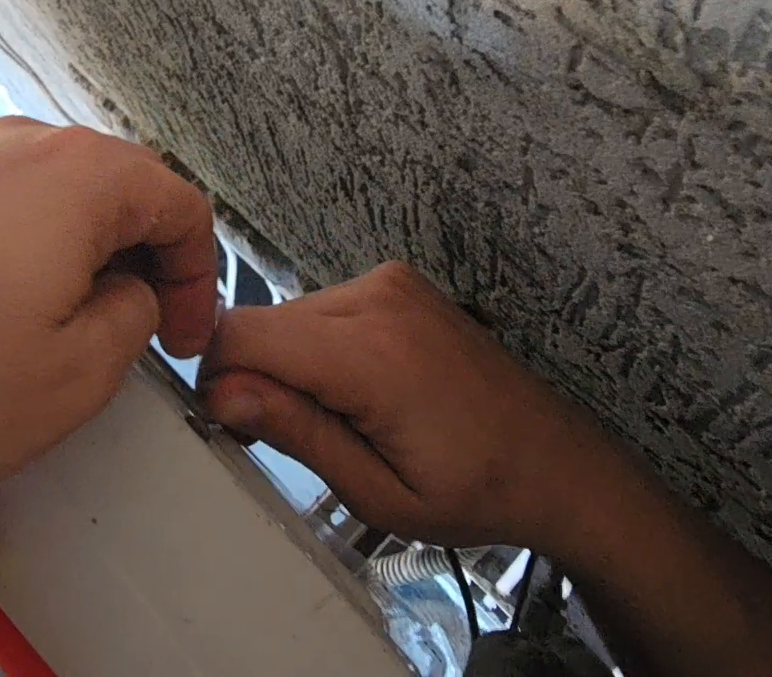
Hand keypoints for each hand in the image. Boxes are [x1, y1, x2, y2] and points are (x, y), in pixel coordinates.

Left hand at [0, 117, 217, 554]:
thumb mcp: (77, 374)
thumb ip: (136, 320)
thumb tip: (128, 297)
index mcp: (79, 174)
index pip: (181, 204)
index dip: (200, 277)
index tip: (183, 330)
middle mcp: (18, 148)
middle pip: (120, 191)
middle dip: (143, 261)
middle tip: (136, 329)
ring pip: (57, 202)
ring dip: (81, 260)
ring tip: (59, 334)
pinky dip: (23, 258)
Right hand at [200, 261, 606, 547]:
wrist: (553, 459)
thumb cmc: (472, 491)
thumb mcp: (377, 493)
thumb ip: (295, 432)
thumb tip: (218, 393)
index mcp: (371, 354)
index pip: (242, 333)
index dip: (217, 377)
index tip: (234, 422)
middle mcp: (376, 297)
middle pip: (263, 322)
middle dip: (259, 375)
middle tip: (304, 432)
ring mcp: (389, 279)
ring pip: (290, 313)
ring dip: (291, 361)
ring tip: (343, 410)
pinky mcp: (396, 278)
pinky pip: (323, 306)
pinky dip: (320, 343)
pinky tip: (358, 382)